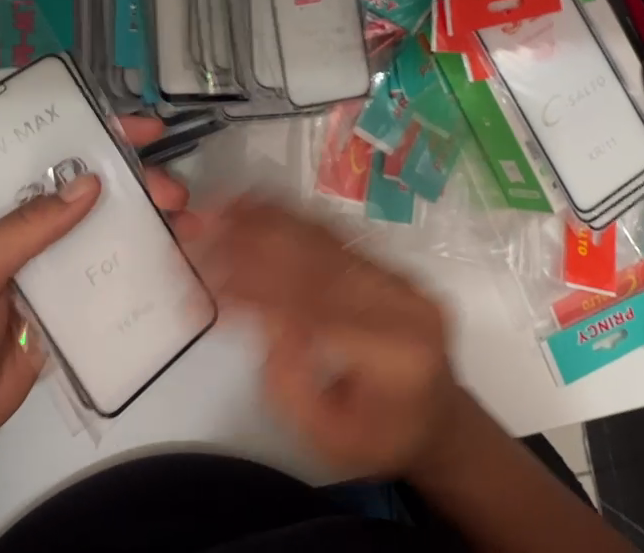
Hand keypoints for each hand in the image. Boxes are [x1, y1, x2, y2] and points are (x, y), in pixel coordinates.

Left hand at [0, 116, 188, 458]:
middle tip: (176, 195)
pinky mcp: (67, 315)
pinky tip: (173, 266)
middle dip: (135, 187)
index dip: (94, 140)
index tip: (145, 131)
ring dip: (145, 226)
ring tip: (188, 226)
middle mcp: (26, 237)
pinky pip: (108, 284)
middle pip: (88, 199)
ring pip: (104, 238)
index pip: (47, 163)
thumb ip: (25, 231)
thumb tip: (89, 184)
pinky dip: (139, 272)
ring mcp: (49, 276)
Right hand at [197, 200, 462, 478]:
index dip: (262, 292)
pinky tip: (257, 204)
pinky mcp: (391, 265)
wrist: (437, 419)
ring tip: (222, 208)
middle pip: (322, 264)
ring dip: (270, 221)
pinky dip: (292, 218)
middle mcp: (406, 305)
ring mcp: (402, 279)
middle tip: (207, 231)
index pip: (319, 313)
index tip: (214, 282)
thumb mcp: (328, 437)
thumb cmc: (379, 438)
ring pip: (328, 240)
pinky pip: (336, 236)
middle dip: (257, 245)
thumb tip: (266, 324)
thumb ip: (291, 386)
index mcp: (397, 355)